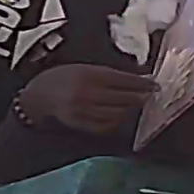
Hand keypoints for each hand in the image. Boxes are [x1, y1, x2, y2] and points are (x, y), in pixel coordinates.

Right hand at [16, 64, 155, 135]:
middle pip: (123, 98)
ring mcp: (83, 111)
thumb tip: (141, 76)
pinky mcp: (80, 124)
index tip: (155, 85)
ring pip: (117, 113)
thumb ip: (113, 73)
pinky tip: (121, 115)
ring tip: (137, 104)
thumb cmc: (66, 77)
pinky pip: (106, 126)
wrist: (38, 95)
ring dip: (130, 109)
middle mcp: (87, 93)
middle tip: (151, 95)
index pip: (124, 80)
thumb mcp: (88, 68)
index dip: (142, 83)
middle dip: (140, 97)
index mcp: (90, 75)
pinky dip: (117, 121)